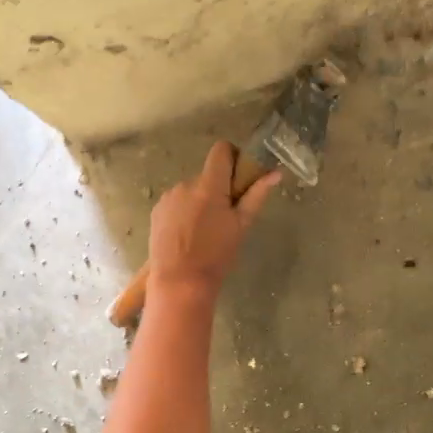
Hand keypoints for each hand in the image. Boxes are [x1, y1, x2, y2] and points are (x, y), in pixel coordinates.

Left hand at [147, 141, 279, 299]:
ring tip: (205, 232)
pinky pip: (177, 203)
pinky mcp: (157, 211)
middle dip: (219, 189)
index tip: (240, 180)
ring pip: (192, 190)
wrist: (180, 282)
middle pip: (208, 175)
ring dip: (200, 202)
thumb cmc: (216, 256)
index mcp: (209, 186)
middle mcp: (186, 184)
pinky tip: (188, 236)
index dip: (234, 158)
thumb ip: (256, 195)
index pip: (221, 150)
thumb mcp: (241, 226)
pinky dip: (185, 212)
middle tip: (226, 218)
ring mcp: (168, 197)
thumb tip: (275, 172)